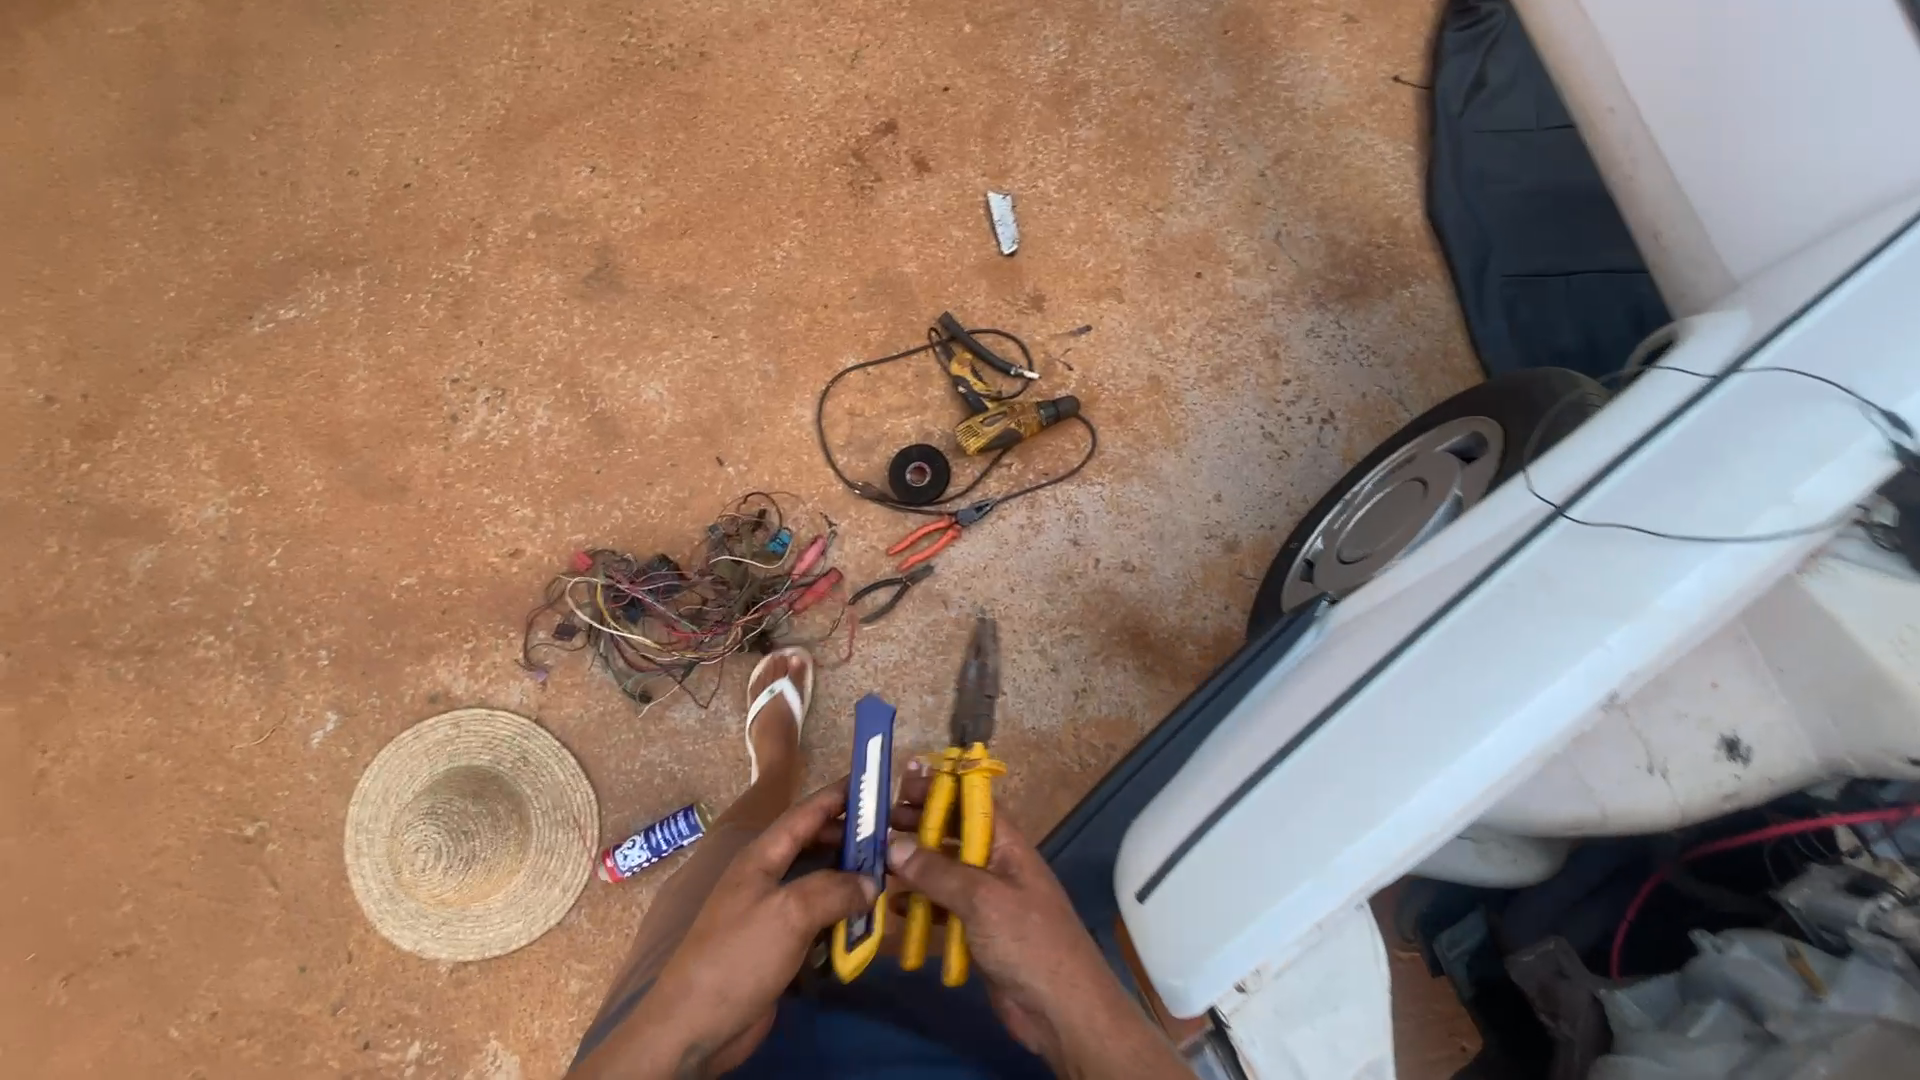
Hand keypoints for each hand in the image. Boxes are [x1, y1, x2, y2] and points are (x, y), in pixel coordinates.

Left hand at [584, 779, 876, 1078]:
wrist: (694, 1028)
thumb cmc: (739, 956)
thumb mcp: (790, 913)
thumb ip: (835, 889)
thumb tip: (871, 882)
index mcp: (762, 855)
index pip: (807, 811)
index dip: (839, 794)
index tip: (874, 781)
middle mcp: (768, 875)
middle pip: (816, 844)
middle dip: (852, 838)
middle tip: (893, 838)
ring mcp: (772, 910)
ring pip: (820, 882)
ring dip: (850, 879)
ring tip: (889, 876)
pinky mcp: (779, 944)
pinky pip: (818, 918)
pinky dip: (841, 916)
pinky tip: (866, 922)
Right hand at [888, 766, 1186, 1078]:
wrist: (1062, 1011)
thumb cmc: (1028, 941)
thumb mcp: (982, 898)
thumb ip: (937, 871)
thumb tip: (893, 845)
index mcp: (1007, 844)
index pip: (971, 803)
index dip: (939, 790)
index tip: (902, 782)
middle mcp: (996, 865)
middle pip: (953, 835)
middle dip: (919, 826)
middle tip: (879, 822)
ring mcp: (987, 901)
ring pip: (944, 873)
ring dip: (914, 867)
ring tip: (876, 862)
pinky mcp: (978, 934)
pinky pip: (944, 910)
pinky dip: (921, 906)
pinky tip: (894, 906)